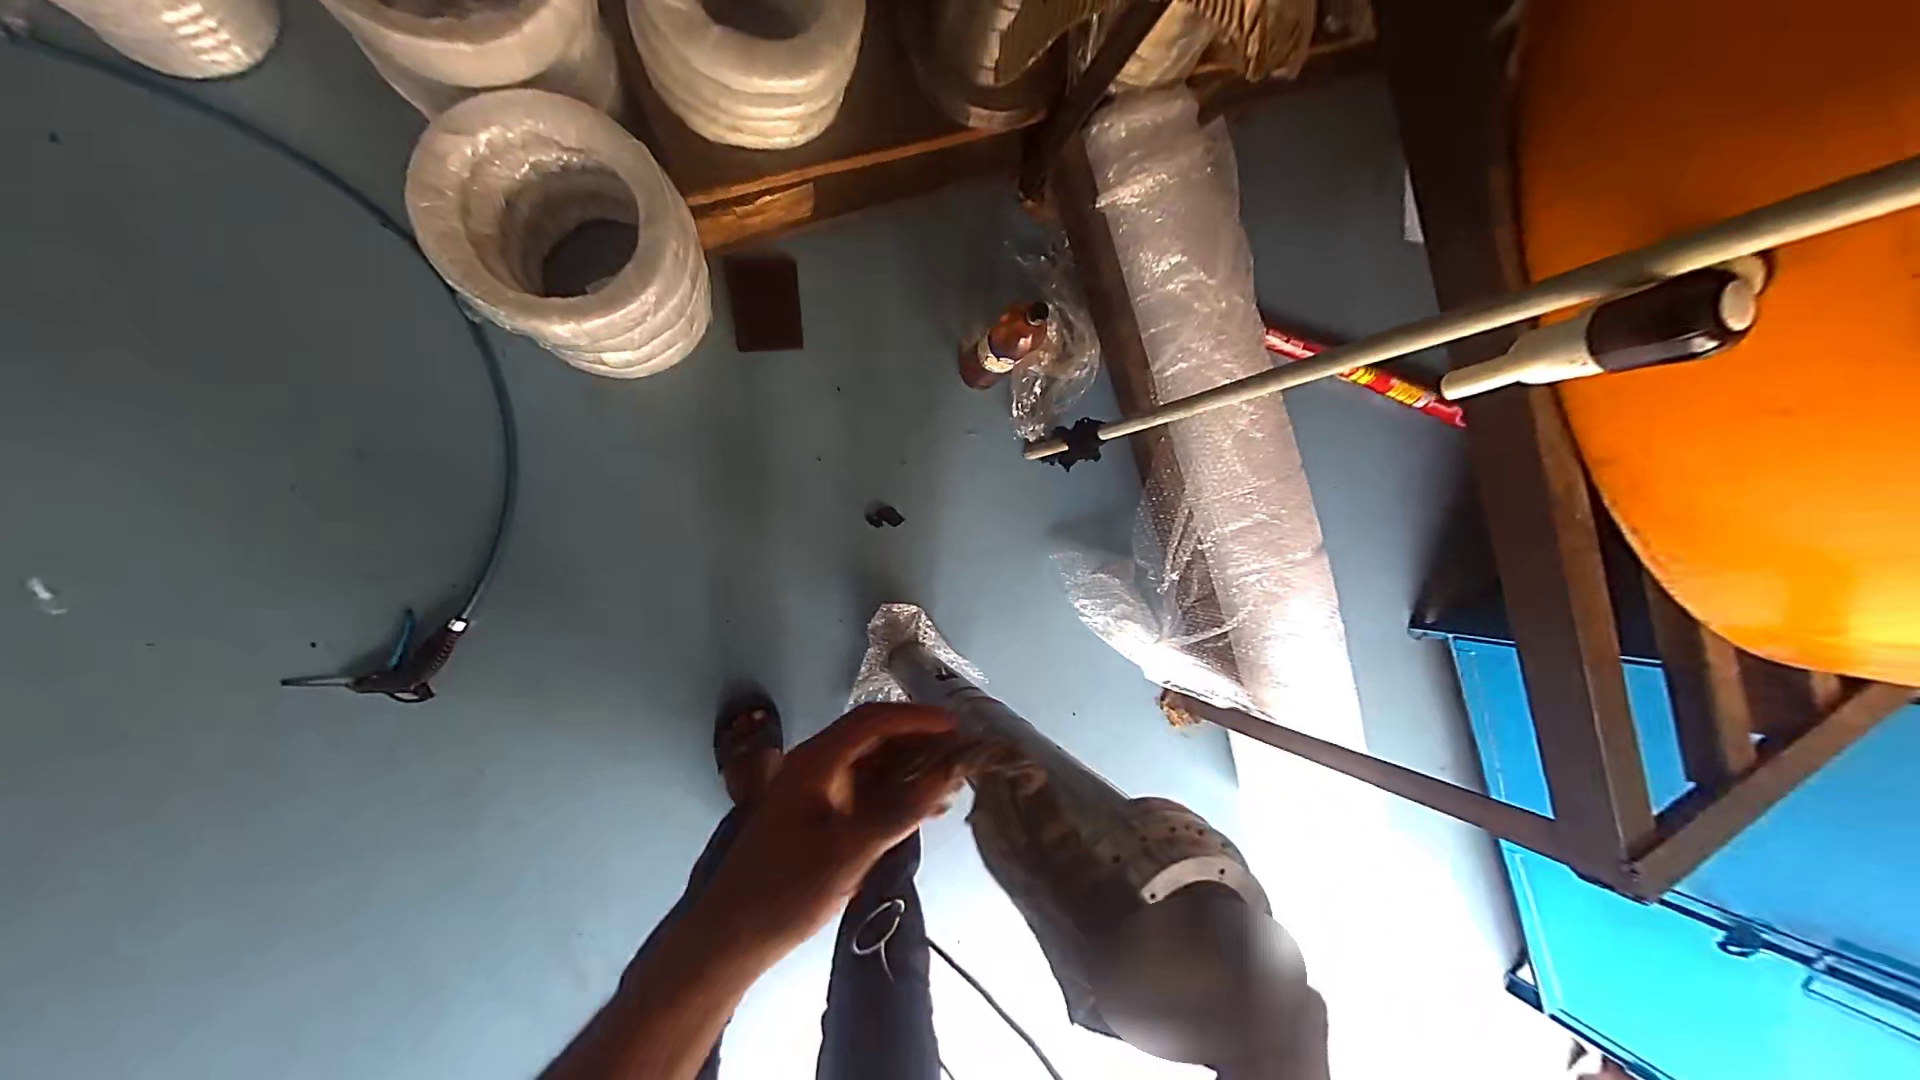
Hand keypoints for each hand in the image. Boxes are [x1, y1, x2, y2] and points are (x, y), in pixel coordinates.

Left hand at [696, 703, 965, 951]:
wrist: (732, 938)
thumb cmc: (785, 891)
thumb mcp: (848, 853)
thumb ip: (899, 811)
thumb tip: (946, 776)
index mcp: (815, 761)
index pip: (872, 721)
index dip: (916, 718)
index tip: (955, 727)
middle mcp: (817, 765)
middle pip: (875, 737)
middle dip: (919, 741)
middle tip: (962, 751)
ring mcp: (820, 789)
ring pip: (874, 763)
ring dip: (912, 767)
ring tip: (953, 779)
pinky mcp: (824, 813)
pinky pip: (868, 790)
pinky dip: (898, 792)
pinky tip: (928, 806)